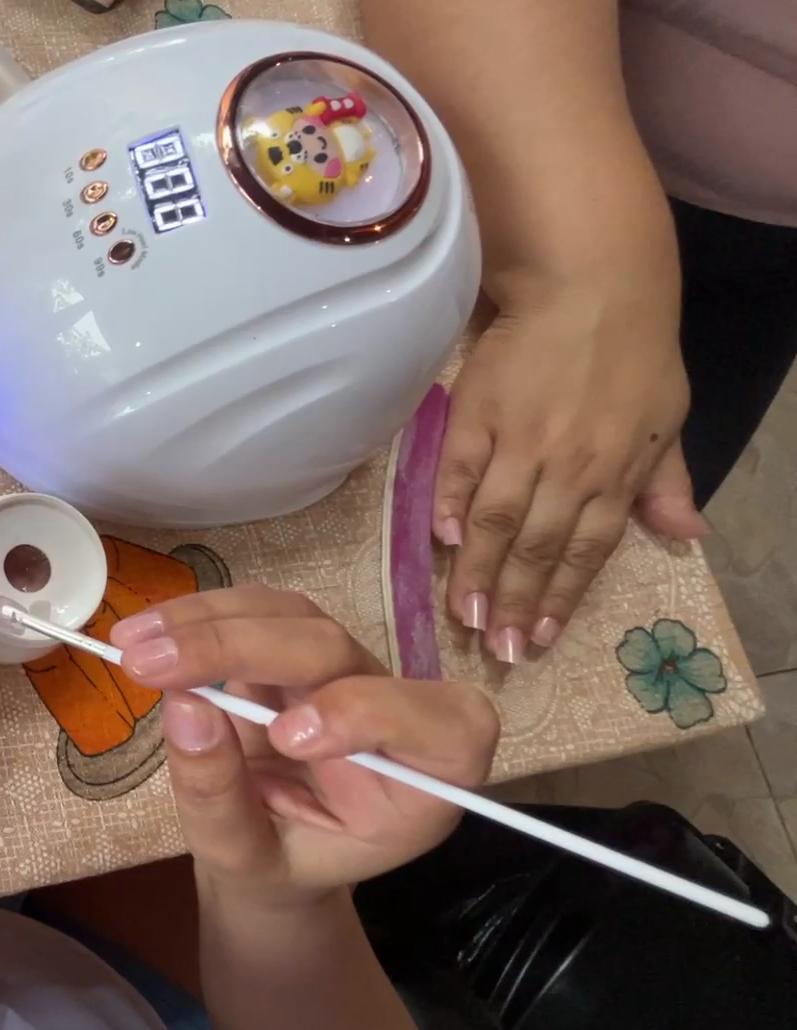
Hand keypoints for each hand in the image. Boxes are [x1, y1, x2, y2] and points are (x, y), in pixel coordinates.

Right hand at [110, 586, 499, 907]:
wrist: (268, 840)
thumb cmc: (274, 861)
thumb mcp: (242, 857)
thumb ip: (218, 796)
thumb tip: (184, 703)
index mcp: (417, 783)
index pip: (443, 725)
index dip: (368, 712)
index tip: (283, 738)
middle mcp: (388, 711)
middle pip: (330, 649)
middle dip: (233, 649)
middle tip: (147, 665)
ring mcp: (337, 669)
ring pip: (286, 614)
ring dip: (203, 621)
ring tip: (131, 644)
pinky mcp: (287, 648)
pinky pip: (250, 610)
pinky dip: (193, 616)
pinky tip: (144, 633)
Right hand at [438, 284, 704, 660]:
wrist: (590, 287)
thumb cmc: (627, 354)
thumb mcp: (669, 417)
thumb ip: (664, 479)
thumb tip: (680, 538)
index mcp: (618, 468)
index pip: (587, 549)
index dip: (563, 599)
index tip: (539, 641)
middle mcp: (571, 464)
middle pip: (539, 545)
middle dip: (518, 601)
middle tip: (497, 649)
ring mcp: (519, 441)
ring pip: (498, 519)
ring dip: (480, 571)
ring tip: (464, 615)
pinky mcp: (475, 418)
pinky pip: (459, 471)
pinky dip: (450, 506)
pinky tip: (442, 544)